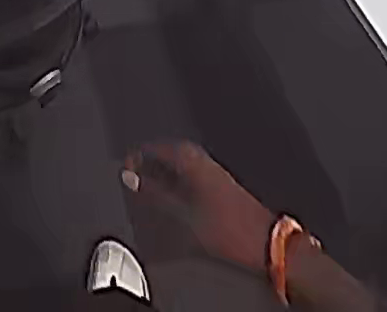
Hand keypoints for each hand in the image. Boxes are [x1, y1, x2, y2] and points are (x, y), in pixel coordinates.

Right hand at [122, 141, 275, 273]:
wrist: (263, 241)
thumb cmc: (227, 225)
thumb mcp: (182, 212)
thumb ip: (153, 192)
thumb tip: (130, 177)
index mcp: (189, 155)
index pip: (151, 147)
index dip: (134, 158)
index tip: (123, 171)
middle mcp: (198, 156)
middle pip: (162, 154)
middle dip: (145, 166)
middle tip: (131, 181)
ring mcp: (208, 168)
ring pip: (173, 165)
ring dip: (158, 177)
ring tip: (146, 193)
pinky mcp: (214, 181)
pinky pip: (184, 174)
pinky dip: (172, 184)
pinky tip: (168, 200)